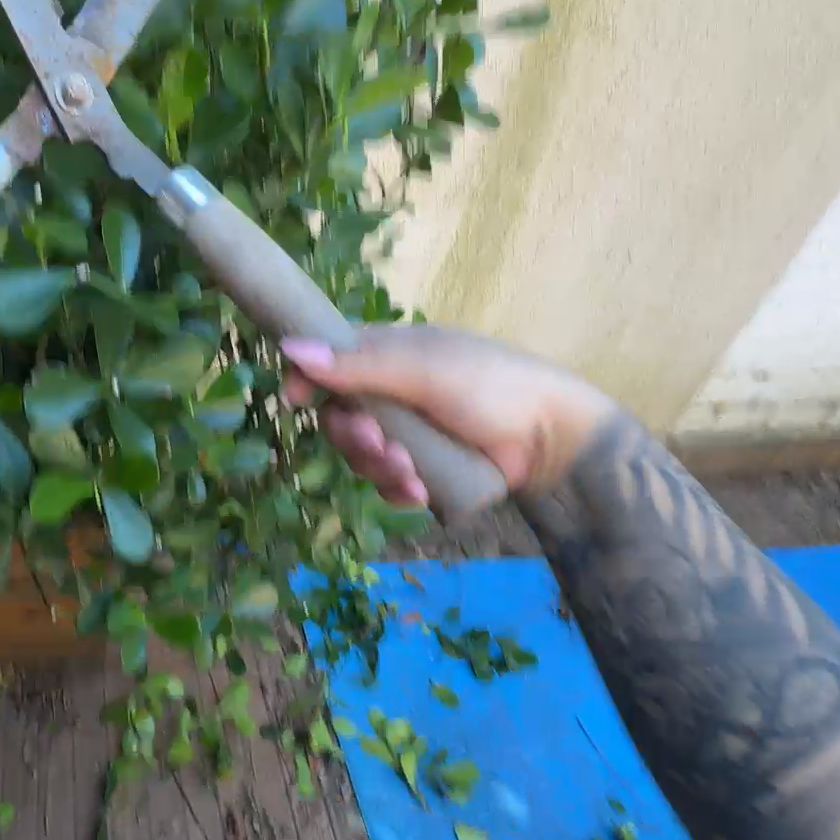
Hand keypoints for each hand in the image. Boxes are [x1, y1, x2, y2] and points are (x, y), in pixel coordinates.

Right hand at [280, 325, 620, 504]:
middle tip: (380, 443)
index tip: (295, 400)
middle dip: (354, 437)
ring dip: (378, 466)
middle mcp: (389, 392)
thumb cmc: (490, 385)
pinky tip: (420, 490)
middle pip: (337, 417)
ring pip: (358, 455)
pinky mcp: (417, 469)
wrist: (550, 440)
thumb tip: (288, 348)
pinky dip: (397, 489)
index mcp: (387, 354)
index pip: (328, 360)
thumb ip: (357, 363)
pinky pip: (383, 483)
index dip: (306, 379)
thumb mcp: (421, 368)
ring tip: (411, 471)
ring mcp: (403, 433)